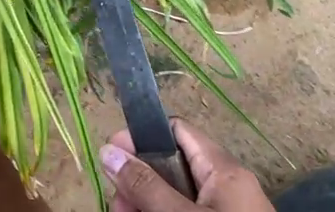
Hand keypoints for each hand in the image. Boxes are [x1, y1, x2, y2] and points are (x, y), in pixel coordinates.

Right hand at [97, 119, 273, 211]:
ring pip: (174, 199)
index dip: (141, 138)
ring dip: (145, 207)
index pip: (176, 131)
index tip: (112, 158)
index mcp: (224, 172)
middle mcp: (227, 190)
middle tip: (118, 207)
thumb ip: (145, 186)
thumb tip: (108, 149)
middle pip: (170, 168)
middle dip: (138, 184)